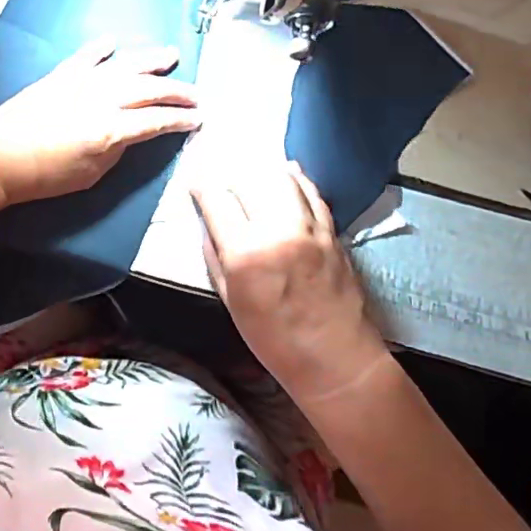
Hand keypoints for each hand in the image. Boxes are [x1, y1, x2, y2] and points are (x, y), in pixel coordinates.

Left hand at [0, 39, 199, 205]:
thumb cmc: (43, 176)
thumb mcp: (90, 174)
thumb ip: (116, 150)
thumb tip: (128, 134)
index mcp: (110, 128)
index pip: (156, 120)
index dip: (181, 120)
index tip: (198, 120)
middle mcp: (100, 99)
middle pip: (148, 89)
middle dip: (176, 91)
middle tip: (196, 94)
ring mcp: (79, 82)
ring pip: (123, 66)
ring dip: (149, 60)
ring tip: (171, 55)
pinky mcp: (58, 76)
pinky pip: (84, 57)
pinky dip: (99, 48)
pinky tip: (112, 42)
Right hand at [191, 158, 390, 402]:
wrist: (335, 360)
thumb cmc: (272, 338)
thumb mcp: (228, 298)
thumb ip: (215, 254)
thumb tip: (209, 223)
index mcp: (245, 252)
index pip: (216, 199)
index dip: (200, 185)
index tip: (194, 182)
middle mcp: (278, 232)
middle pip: (249, 180)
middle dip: (229, 174)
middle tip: (220, 177)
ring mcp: (310, 230)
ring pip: (282, 180)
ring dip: (261, 171)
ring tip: (249, 169)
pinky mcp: (333, 234)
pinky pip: (312, 195)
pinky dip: (296, 180)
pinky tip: (287, 173)